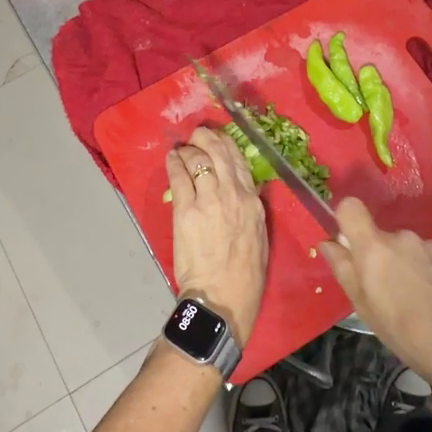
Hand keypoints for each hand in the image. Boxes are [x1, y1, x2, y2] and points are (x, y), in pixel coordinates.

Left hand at [165, 127, 266, 345]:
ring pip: (198, 160)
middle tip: (197, 133)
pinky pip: (179, 177)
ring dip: (188, 150)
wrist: (222, 298)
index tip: (218, 138)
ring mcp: (209, 200)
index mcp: (253, 202)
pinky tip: (171, 159)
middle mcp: (233, 194)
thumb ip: (253, 209)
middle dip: (206, 137)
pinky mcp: (186, 211)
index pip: (240, 161)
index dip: (227, 144)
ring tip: (182, 149)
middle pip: (219, 152)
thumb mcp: (259, 236)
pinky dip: (174, 163)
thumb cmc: (245, 275)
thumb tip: (249, 190)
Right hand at [320, 198, 431, 403]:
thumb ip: (344, 270)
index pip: (351, 207)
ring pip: (407, 249)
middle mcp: (403, 238)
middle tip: (384, 293)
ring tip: (414, 304)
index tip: (349, 247)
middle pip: (381, 236)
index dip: (346, 221)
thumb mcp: (364, 309)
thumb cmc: (406, 336)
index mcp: (375, 248)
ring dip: (405, 267)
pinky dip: (427, 275)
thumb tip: (329, 244)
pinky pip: (430, 260)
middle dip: (379, 257)